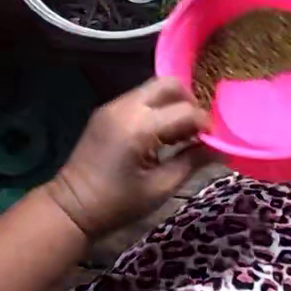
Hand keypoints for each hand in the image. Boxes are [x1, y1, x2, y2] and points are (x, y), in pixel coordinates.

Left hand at [44, 78, 211, 238]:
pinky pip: (138, 98)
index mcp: (139, 126)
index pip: (185, 110)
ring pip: (152, 88)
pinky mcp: (106, 111)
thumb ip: (191, 162)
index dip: (205, 123)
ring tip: (181, 133)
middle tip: (198, 128)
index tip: (214, 140)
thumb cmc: (117, 203)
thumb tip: (218, 149)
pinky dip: (155, 108)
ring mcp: (113, 106)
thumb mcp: (160, 187)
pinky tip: (160, 133)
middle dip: (189, 101)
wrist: (72, 206)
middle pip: (168, 84)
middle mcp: (125, 106)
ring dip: (172, 103)